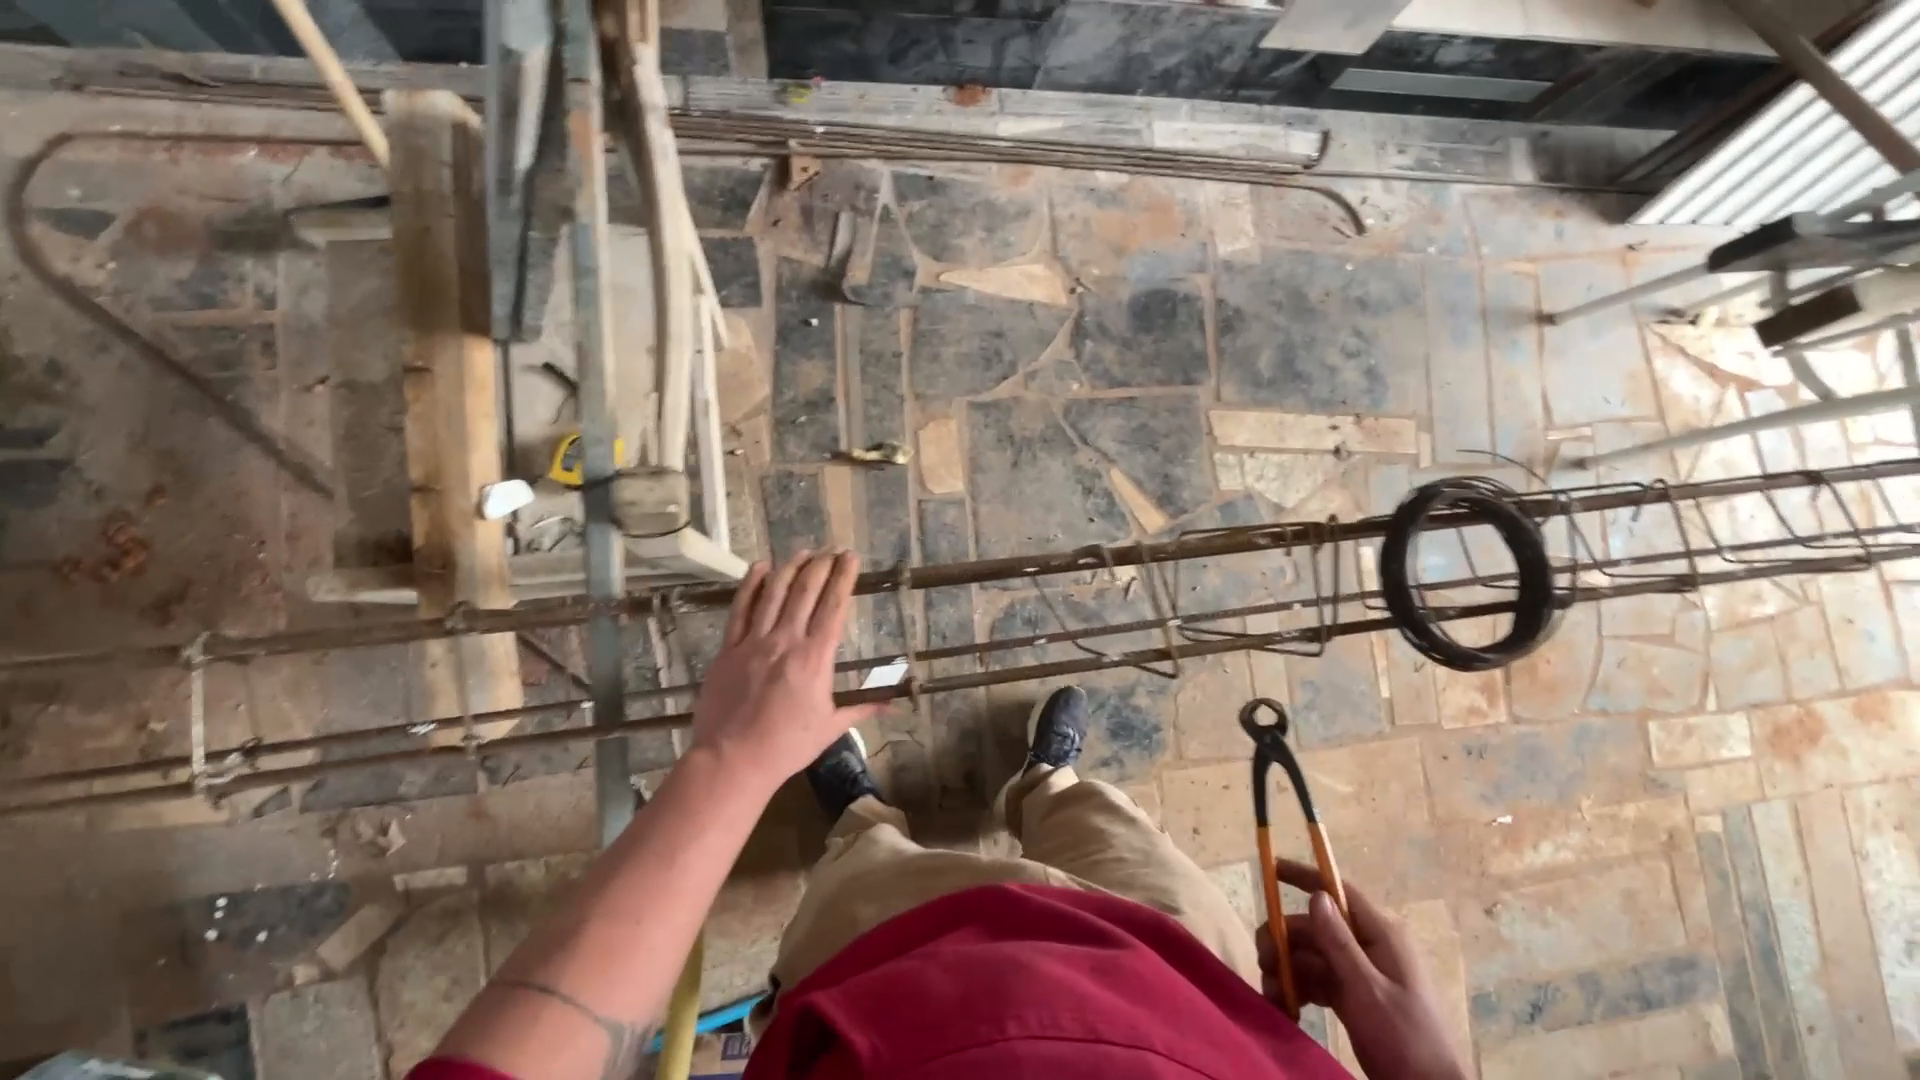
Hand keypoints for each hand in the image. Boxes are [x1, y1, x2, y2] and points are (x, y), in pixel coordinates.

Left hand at [686, 551, 880, 791]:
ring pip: (773, 593)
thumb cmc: (787, 746)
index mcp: (815, 658)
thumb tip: (892, 704)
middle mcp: (786, 641)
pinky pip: (740, 609)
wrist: (733, 759)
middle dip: (821, 565)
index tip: (851, 558)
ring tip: (803, 552)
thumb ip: (861, 709)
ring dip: (790, 568)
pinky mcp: (728, 650)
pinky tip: (759, 568)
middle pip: (805, 591)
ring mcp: (753, 642)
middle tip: (832, 550)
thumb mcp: (830, 728)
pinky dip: (751, 585)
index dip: (843, 578)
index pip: (833, 607)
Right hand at [1259, 859, 1469, 1079]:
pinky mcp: (1355, 996)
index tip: (1271, 868)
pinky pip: (1318, 980)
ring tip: (1272, 992)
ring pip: (1312, 954)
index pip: (1338, 892)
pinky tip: (1286, 1005)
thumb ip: (1339, 943)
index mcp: (1381, 935)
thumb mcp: (1367, 990)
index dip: (1304, 878)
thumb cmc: (1403, 1039)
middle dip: (1285, 940)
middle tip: (1263, 963)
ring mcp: (1362, 972)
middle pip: (1317, 927)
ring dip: (1288, 968)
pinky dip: (1300, 988)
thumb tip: (1316, 895)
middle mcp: (1371, 946)